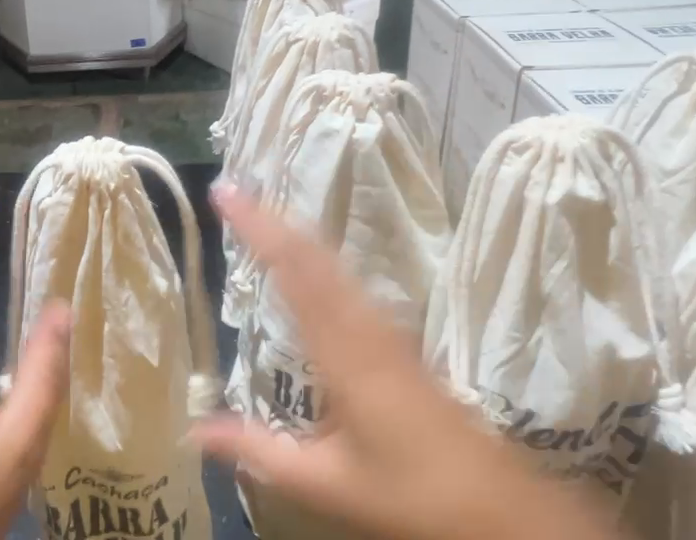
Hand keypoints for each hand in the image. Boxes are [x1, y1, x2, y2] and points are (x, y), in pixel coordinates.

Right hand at [192, 187, 621, 539]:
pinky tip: (306, 257)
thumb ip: (260, 451)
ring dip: (295, 230)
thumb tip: (195, 432)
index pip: (294, 272)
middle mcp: (364, 327)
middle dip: (271, 217)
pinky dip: (317, 254)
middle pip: (314, 254)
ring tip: (259, 211)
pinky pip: (348, 279)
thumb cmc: (411, 491)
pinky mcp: (398, 339)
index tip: (226, 194)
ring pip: (334, 262)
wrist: (500, 505)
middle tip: (232, 190)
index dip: (258, 228)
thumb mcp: (327, 482)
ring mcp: (385, 329)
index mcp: (342, 353)